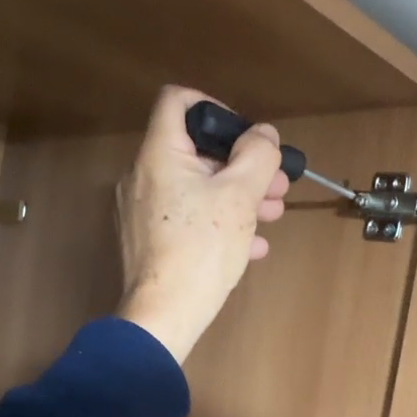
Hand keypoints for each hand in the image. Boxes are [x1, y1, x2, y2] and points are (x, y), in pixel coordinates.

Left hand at [116, 85, 289, 362]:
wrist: (163, 315)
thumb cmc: (201, 249)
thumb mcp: (241, 196)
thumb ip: (257, 155)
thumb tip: (263, 134)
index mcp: (158, 154)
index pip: (177, 101)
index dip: (214, 106)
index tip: (244, 135)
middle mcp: (142, 176)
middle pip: (194, 151)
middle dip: (241, 164)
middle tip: (276, 185)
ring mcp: (140, 211)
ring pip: (194, 187)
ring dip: (236, 195)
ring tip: (271, 214)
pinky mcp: (146, 241)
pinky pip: (185, 218)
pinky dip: (217, 221)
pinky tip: (250, 245)